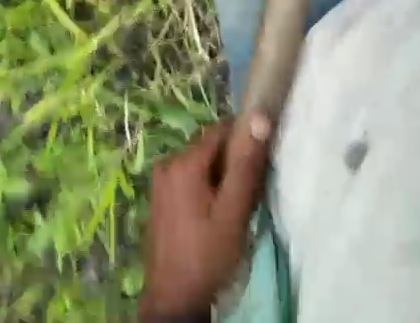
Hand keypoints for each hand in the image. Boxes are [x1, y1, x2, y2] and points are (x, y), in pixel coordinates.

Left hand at [140, 116, 272, 320]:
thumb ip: (246, 163)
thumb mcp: (233, 210)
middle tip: (244, 195)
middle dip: (231, 163)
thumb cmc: (207, 255)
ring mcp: (160, 182)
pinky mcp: (160, 198)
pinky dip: (205, 189)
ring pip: (201, 163)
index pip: (222, 129)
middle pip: (211, 147)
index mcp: (184, 162)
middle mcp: (167, 163)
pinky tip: (213, 217)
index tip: (255, 169)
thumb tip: (259, 117)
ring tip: (230, 209)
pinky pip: (189, 178)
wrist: (174, 301)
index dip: (243, 144)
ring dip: (219, 178)